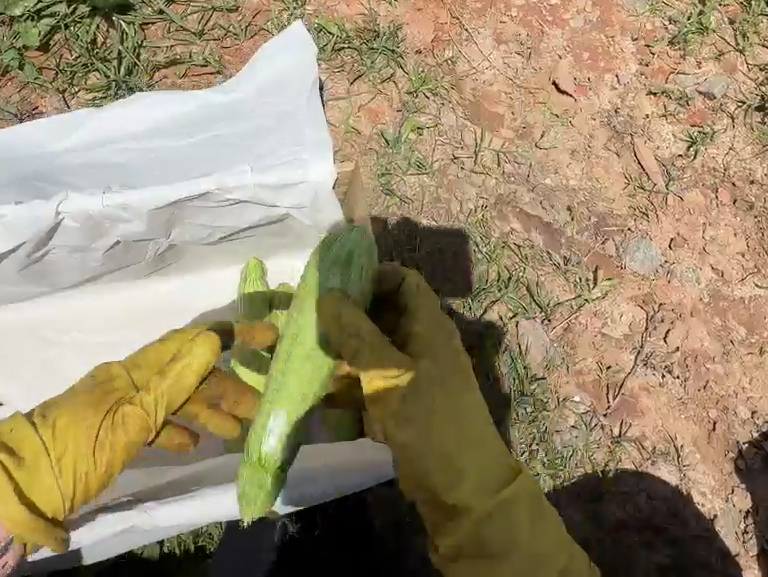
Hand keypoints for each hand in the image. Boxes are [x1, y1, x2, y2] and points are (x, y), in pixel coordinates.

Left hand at [0, 320, 275, 552]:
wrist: (14, 488)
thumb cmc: (75, 454)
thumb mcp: (128, 422)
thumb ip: (173, 383)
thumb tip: (212, 339)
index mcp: (135, 371)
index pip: (191, 342)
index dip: (232, 336)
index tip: (268, 336)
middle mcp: (130, 380)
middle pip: (188, 375)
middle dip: (225, 386)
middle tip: (259, 405)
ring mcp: (120, 405)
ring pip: (174, 399)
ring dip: (207, 410)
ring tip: (236, 430)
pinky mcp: (110, 431)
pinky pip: (154, 421)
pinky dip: (177, 428)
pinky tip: (194, 442)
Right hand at [320, 264, 596, 576]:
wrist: (462, 491)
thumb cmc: (428, 420)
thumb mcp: (388, 373)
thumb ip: (356, 333)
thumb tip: (327, 295)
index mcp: (428, 324)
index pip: (401, 280)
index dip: (370, 276)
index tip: (333, 287)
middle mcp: (422, 342)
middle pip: (383, 313)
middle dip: (348, 316)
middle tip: (309, 322)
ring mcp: (414, 375)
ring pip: (373, 350)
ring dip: (343, 353)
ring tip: (306, 356)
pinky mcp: (403, 406)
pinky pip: (371, 383)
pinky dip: (349, 386)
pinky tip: (319, 395)